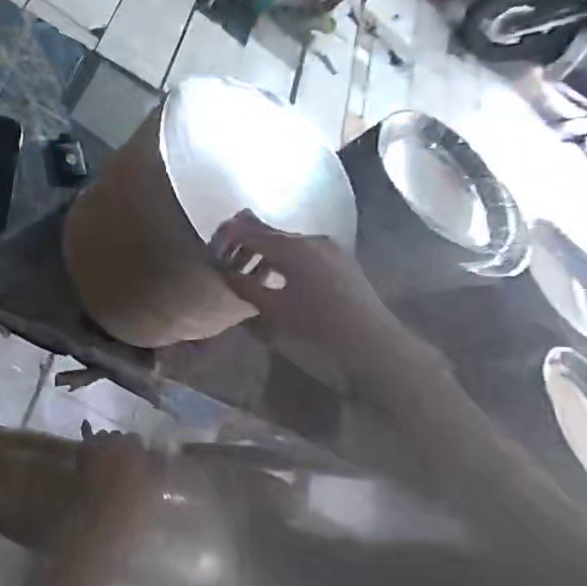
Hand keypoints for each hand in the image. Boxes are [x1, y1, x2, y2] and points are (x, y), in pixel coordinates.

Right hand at [210, 210, 404, 364]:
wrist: (378, 355)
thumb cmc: (319, 336)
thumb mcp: (271, 315)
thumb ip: (242, 288)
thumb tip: (221, 271)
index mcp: (294, 248)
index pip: (247, 230)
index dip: (224, 238)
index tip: (208, 254)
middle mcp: (313, 241)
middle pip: (268, 234)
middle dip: (243, 247)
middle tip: (224, 269)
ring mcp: (332, 252)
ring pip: (288, 246)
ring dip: (264, 257)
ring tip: (248, 281)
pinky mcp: (343, 267)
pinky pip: (304, 257)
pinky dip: (284, 265)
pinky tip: (278, 287)